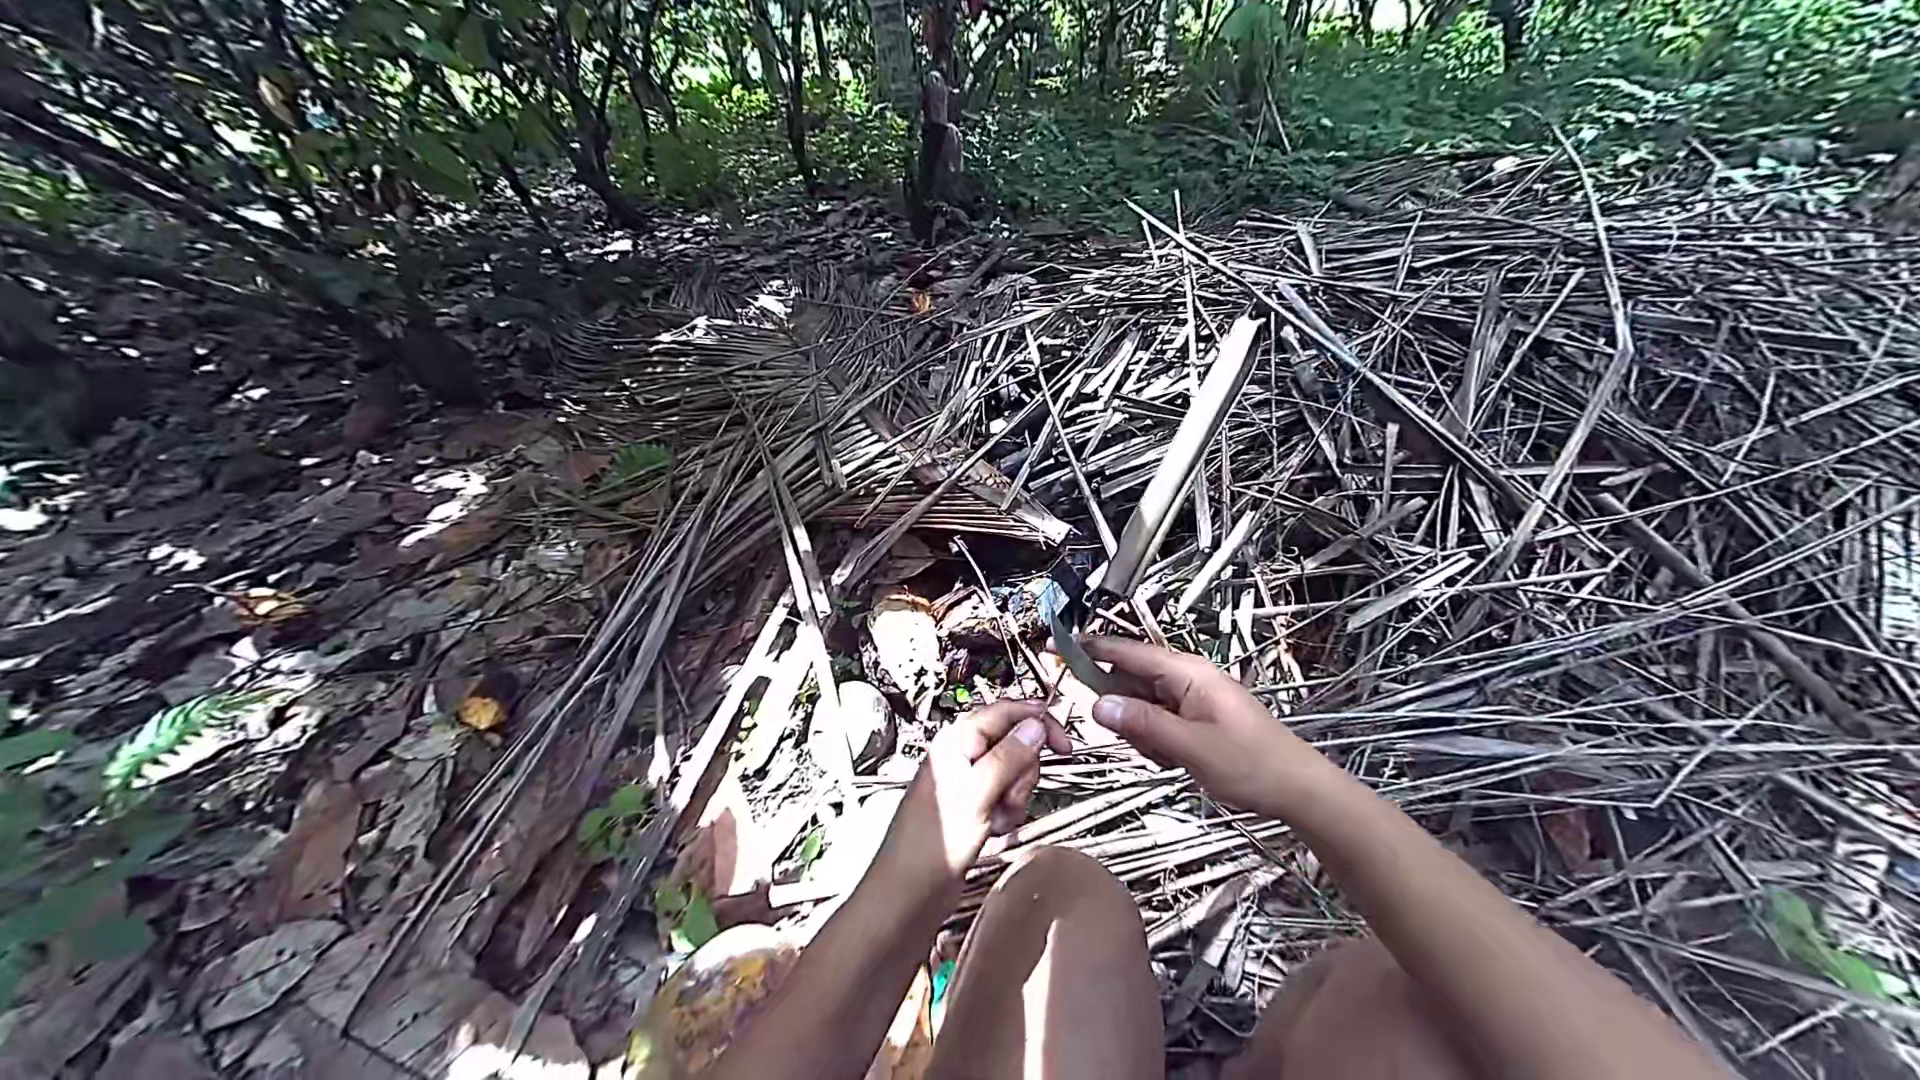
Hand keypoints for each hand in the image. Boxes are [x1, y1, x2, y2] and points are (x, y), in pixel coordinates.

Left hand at [876, 699, 1069, 894]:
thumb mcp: (976, 794)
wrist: (909, 891)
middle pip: (1016, 743)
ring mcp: (969, 780)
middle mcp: (962, 753)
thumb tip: (1035, 726)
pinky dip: (1008, 812)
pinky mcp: (974, 803)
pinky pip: (1007, 796)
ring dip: (1015, 797)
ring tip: (996, 817)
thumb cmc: (930, 844)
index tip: (1064, 744)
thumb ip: (1008, 757)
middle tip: (1009, 797)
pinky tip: (992, 828)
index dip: (1038, 722)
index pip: (1007, 711)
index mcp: (957, 739)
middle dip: (1023, 773)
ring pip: (1015, 772)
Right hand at [1081, 637, 1325, 817]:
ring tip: (1168, 756)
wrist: (1300, 791)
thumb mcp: (1190, 746)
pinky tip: (1174, 759)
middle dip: (1123, 712)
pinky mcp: (1194, 716)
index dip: (1086, 648)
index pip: (1125, 651)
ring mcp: (1190, 697)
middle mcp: (1185, 678)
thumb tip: (1099, 705)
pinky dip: (1155, 740)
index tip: (1054, 648)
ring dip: (1141, 732)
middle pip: (1129, 680)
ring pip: (1140, 704)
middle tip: (1142, 742)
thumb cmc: (1252, 764)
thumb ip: (1141, 723)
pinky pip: (1156, 720)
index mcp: (1186, 672)